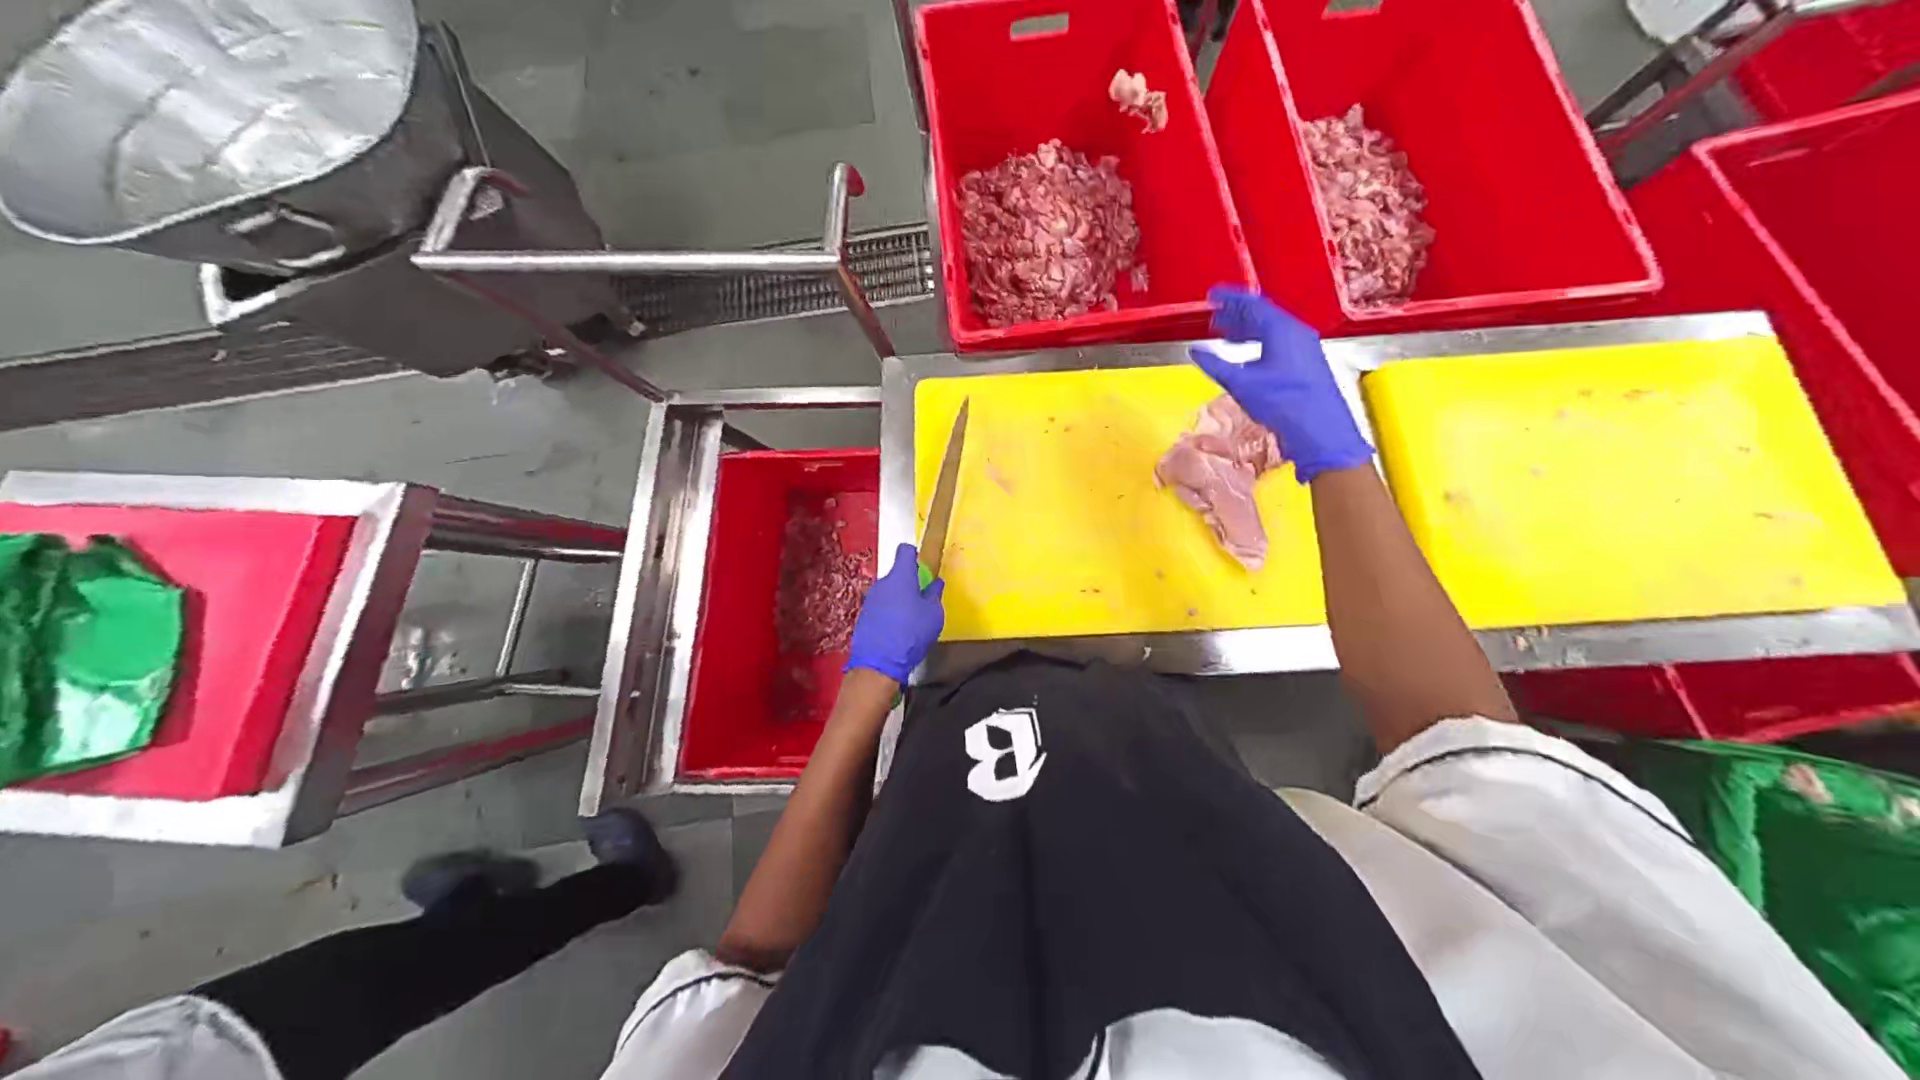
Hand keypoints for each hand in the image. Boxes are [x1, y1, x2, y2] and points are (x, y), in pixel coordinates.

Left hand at [845, 543, 944, 682]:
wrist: (878, 662)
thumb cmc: (912, 632)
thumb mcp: (933, 614)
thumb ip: (934, 595)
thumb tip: (935, 584)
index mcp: (900, 576)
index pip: (905, 551)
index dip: (915, 555)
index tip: (924, 568)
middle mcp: (882, 583)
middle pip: (897, 575)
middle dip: (909, 584)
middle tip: (922, 601)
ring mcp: (870, 600)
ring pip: (888, 592)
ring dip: (899, 600)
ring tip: (910, 620)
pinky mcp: (863, 616)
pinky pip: (880, 608)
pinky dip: (889, 614)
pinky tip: (897, 632)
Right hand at [1189, 286, 1372, 483]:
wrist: (1320, 430)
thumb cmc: (1283, 403)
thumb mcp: (1242, 384)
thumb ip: (1216, 364)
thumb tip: (1196, 351)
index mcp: (1282, 330)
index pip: (1253, 305)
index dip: (1230, 299)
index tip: (1214, 296)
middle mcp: (1296, 333)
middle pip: (1263, 315)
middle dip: (1237, 315)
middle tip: (1216, 316)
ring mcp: (1305, 348)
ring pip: (1272, 330)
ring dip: (1247, 330)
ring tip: (1227, 335)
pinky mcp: (1307, 364)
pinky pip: (1279, 343)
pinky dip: (1259, 344)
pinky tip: (1247, 357)